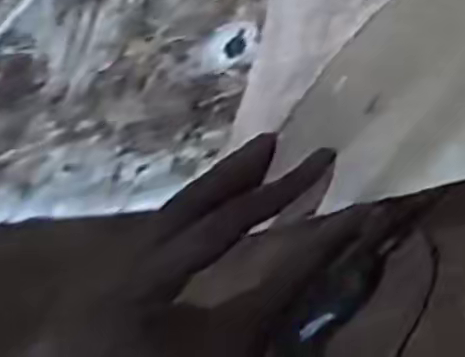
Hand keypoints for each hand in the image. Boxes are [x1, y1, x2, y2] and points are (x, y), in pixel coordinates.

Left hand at [30, 134, 361, 356]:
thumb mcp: (254, 325)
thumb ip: (305, 266)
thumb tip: (365, 211)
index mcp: (134, 291)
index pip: (218, 225)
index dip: (276, 190)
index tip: (325, 157)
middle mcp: (105, 284)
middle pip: (174, 215)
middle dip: (229, 176)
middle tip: (274, 140)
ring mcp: (99, 292)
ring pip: (161, 226)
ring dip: (213, 193)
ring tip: (256, 161)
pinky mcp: (108, 300)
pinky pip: (154, 244)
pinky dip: (193, 218)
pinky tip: (221, 204)